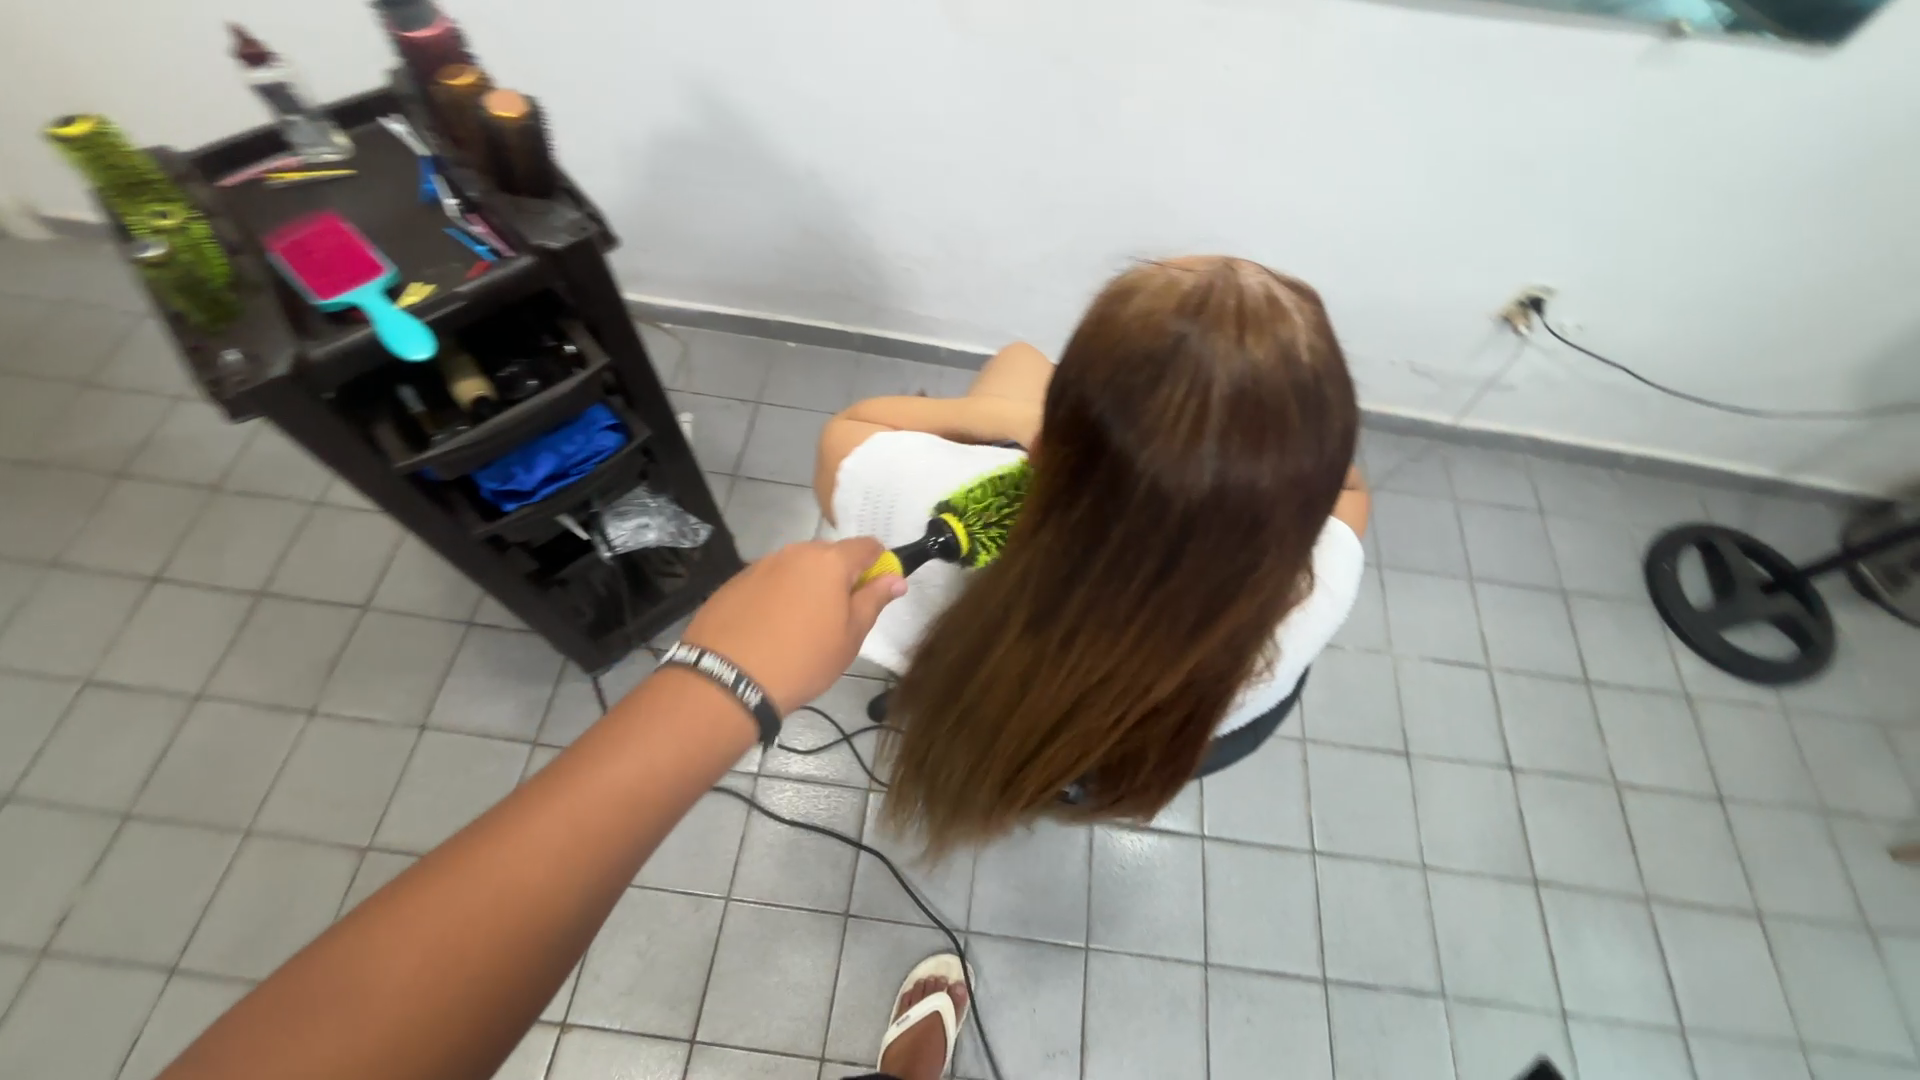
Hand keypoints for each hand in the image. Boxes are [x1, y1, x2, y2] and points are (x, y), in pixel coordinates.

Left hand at [682, 537, 905, 712]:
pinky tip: (769, 630)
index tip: (874, 593)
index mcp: (829, 561)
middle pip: (829, 555)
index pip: (867, 546)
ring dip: (806, 587)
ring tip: (799, 628)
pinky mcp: (734, 582)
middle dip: (840, 577)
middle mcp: (794, 553)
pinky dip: (777, 597)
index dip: (878, 565)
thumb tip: (895, 578)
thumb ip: (874, 600)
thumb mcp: (850, 637)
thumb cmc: (803, 660)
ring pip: (796, 568)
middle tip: (837, 618)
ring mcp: (761, 565)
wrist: (726, 681)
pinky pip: (769, 582)